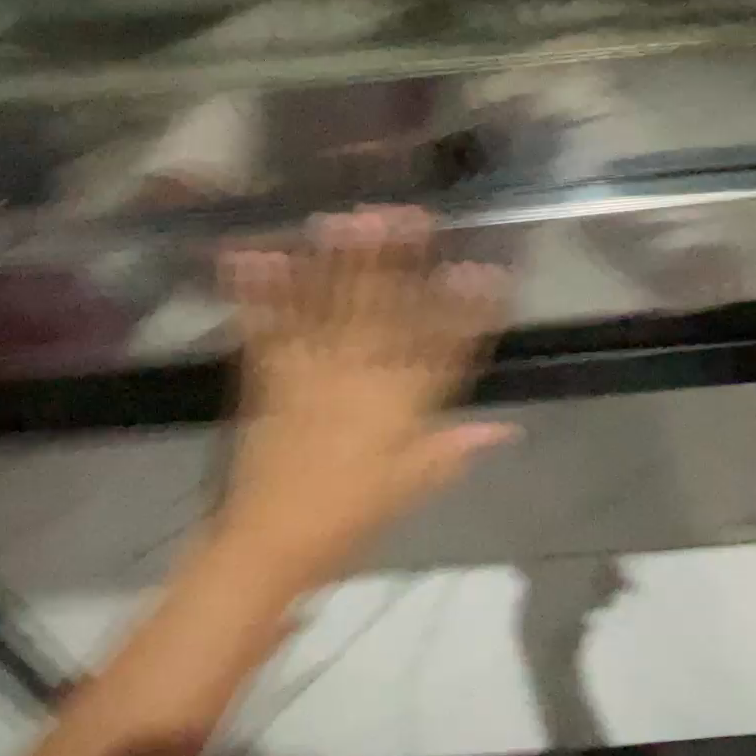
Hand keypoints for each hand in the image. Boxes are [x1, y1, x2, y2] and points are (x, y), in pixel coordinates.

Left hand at [213, 206, 516, 586]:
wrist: (272, 542)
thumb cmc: (347, 521)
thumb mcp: (409, 489)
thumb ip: (452, 451)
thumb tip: (504, 429)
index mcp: (397, 410)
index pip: (441, 351)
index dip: (465, 310)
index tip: (483, 269)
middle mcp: (356, 381)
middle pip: (383, 314)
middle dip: (398, 261)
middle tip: (408, 212)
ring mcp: (308, 375)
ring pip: (329, 310)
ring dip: (336, 261)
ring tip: (344, 217)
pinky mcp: (266, 380)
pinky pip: (263, 330)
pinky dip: (255, 292)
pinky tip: (251, 253)